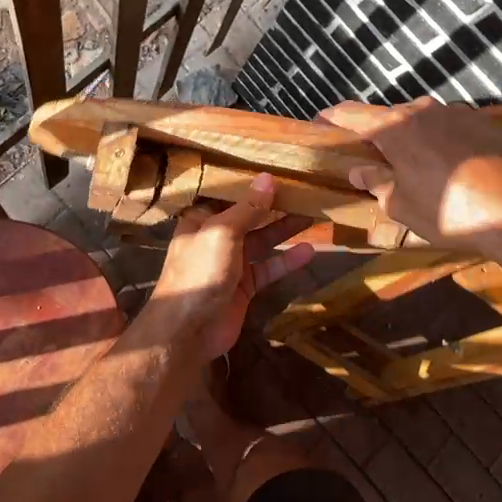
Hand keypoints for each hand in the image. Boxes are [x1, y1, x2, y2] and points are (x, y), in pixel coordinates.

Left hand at [151, 173, 316, 358]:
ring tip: (313, 215)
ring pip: (263, 240)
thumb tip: (268, 178)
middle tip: (305, 192)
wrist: (188, 331)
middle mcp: (216, 237)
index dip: (252, 184)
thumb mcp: (222, 233)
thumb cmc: (199, 272)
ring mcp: (232, 262)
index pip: (230, 195)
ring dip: (285, 229)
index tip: (279, 169)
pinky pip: (269, 267)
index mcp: (202, 219)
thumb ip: (247, 208)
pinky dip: (287, 260)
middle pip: (250, 216)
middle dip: (275, 206)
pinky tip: (309, 251)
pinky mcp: (245, 286)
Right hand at [317, 98, 501, 247]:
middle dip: (376, 132)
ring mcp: (455, 112)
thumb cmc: (447, 213)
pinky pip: (449, 126)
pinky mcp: (482, 122)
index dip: (332, 117)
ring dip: (411, 135)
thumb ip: (376, 182)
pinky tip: (447, 164)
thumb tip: (359, 169)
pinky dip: (439, 139)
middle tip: (370, 155)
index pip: (351, 113)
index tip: (318, 122)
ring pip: (421, 119)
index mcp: (394, 127)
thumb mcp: (400, 205)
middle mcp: (422, 109)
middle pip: (388, 115)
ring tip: (412, 162)